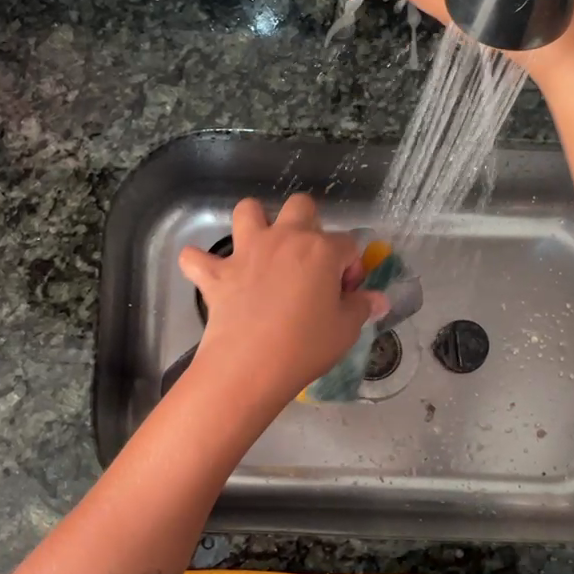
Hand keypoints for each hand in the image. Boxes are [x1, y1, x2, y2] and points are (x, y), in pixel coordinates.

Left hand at [178, 195, 387, 406]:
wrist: (250, 366)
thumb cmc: (306, 347)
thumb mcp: (345, 330)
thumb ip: (361, 307)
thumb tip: (378, 299)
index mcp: (321, 250)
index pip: (347, 244)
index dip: (350, 267)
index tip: (346, 293)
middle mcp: (284, 239)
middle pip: (301, 207)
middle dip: (309, 224)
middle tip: (310, 262)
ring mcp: (246, 252)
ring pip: (248, 211)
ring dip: (255, 223)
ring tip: (262, 250)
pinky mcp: (216, 273)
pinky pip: (195, 257)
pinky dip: (199, 263)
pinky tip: (210, 275)